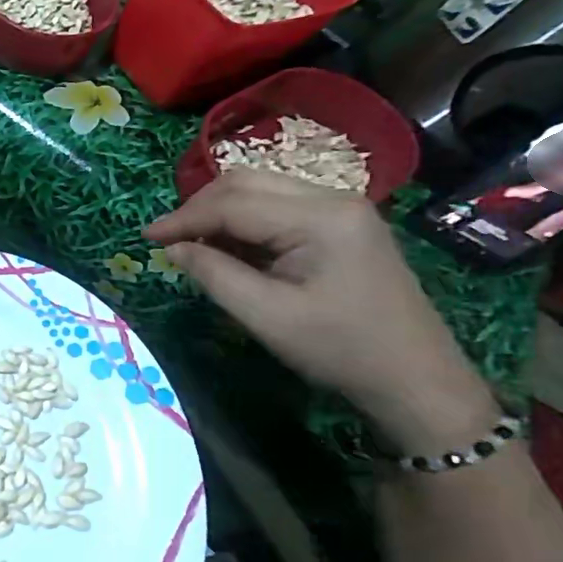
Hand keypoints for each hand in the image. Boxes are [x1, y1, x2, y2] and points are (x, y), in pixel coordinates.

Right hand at [142, 170, 498, 451]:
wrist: (415, 378)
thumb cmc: (340, 349)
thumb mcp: (266, 316)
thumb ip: (214, 274)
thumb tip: (173, 248)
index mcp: (321, 217)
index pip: (233, 203)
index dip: (183, 218)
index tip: (146, 238)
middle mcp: (333, 198)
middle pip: (245, 183)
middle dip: (198, 208)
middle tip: (168, 240)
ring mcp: (340, 209)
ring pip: (259, 190)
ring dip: (218, 213)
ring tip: (193, 245)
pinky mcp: (340, 224)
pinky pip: (277, 207)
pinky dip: (242, 222)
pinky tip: (228, 248)